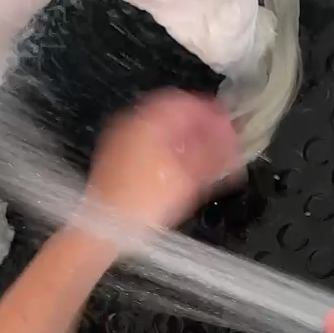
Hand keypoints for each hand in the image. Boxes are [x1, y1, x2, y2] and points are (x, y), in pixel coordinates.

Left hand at [81, 91, 241, 233]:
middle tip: (223, 146)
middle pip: (174, 118)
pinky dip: (170, 156)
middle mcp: (131, 125)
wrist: (102, 229)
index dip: (211, 114)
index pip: (186, 103)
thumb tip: (231, 142)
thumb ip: (212, 155)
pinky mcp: (116, 162)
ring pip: (162, 134)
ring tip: (208, 162)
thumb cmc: (142, 203)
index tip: (229, 128)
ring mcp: (120, 143)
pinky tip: (183, 173)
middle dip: (201, 130)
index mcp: (147, 121)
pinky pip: (149, 149)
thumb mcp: (185, 179)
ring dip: (187, 144)